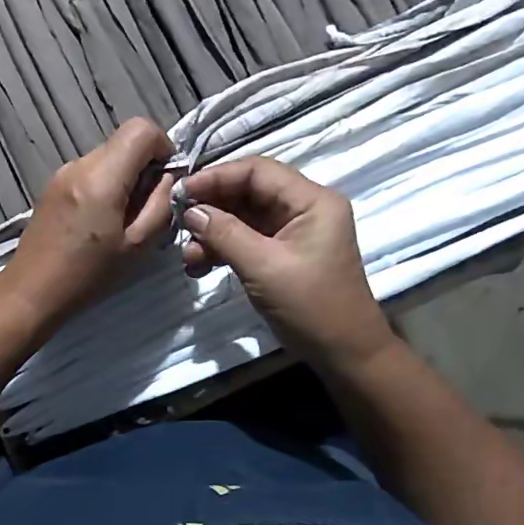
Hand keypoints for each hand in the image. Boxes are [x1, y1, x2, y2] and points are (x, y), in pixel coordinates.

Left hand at [0, 119, 177, 329]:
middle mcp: (80, 165)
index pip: (141, 129)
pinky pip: (91, 172)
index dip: (163, 148)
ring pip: (109, 157)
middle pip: (124, 142)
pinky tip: (101, 222)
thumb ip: (161, 205)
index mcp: (102, 178)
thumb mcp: (137, 246)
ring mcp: (63, 173)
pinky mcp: (54, 186)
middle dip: (145, 167)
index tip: (166, 181)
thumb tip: (169, 179)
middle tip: (147, 208)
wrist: (31, 292)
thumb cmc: (88, 275)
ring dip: (125, 178)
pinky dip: (107, 186)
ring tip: (123, 220)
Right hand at [181, 157, 394, 370]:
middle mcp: (304, 208)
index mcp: (312, 201)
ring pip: (243, 217)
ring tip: (189, 256)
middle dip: (212, 207)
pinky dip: (223, 249)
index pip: (258, 171)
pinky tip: (200, 265)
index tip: (181, 192)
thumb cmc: (311, 306)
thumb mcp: (264, 267)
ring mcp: (293, 232)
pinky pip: (246, 240)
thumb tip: (190, 211)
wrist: (344, 354)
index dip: (217, 177)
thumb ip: (225, 234)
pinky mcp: (282, 254)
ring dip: (213, 232)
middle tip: (179, 224)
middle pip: (249, 192)